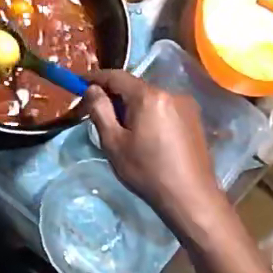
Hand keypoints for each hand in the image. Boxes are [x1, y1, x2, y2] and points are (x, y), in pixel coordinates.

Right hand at [82, 70, 231, 240]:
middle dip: (115, 95)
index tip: (79, 83)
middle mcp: (170, 92)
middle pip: (135, 86)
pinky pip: (165, 108)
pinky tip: (147, 137)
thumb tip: (92, 89)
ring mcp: (186, 104)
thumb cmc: (147, 171)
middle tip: (99, 113)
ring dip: (134, 106)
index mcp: (149, 96)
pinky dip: (151, 114)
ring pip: (150, 98)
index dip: (96, 78)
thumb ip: (100, 111)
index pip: (117, 76)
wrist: (190, 197)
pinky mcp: (194, 118)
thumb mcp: (114, 143)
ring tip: (124, 130)